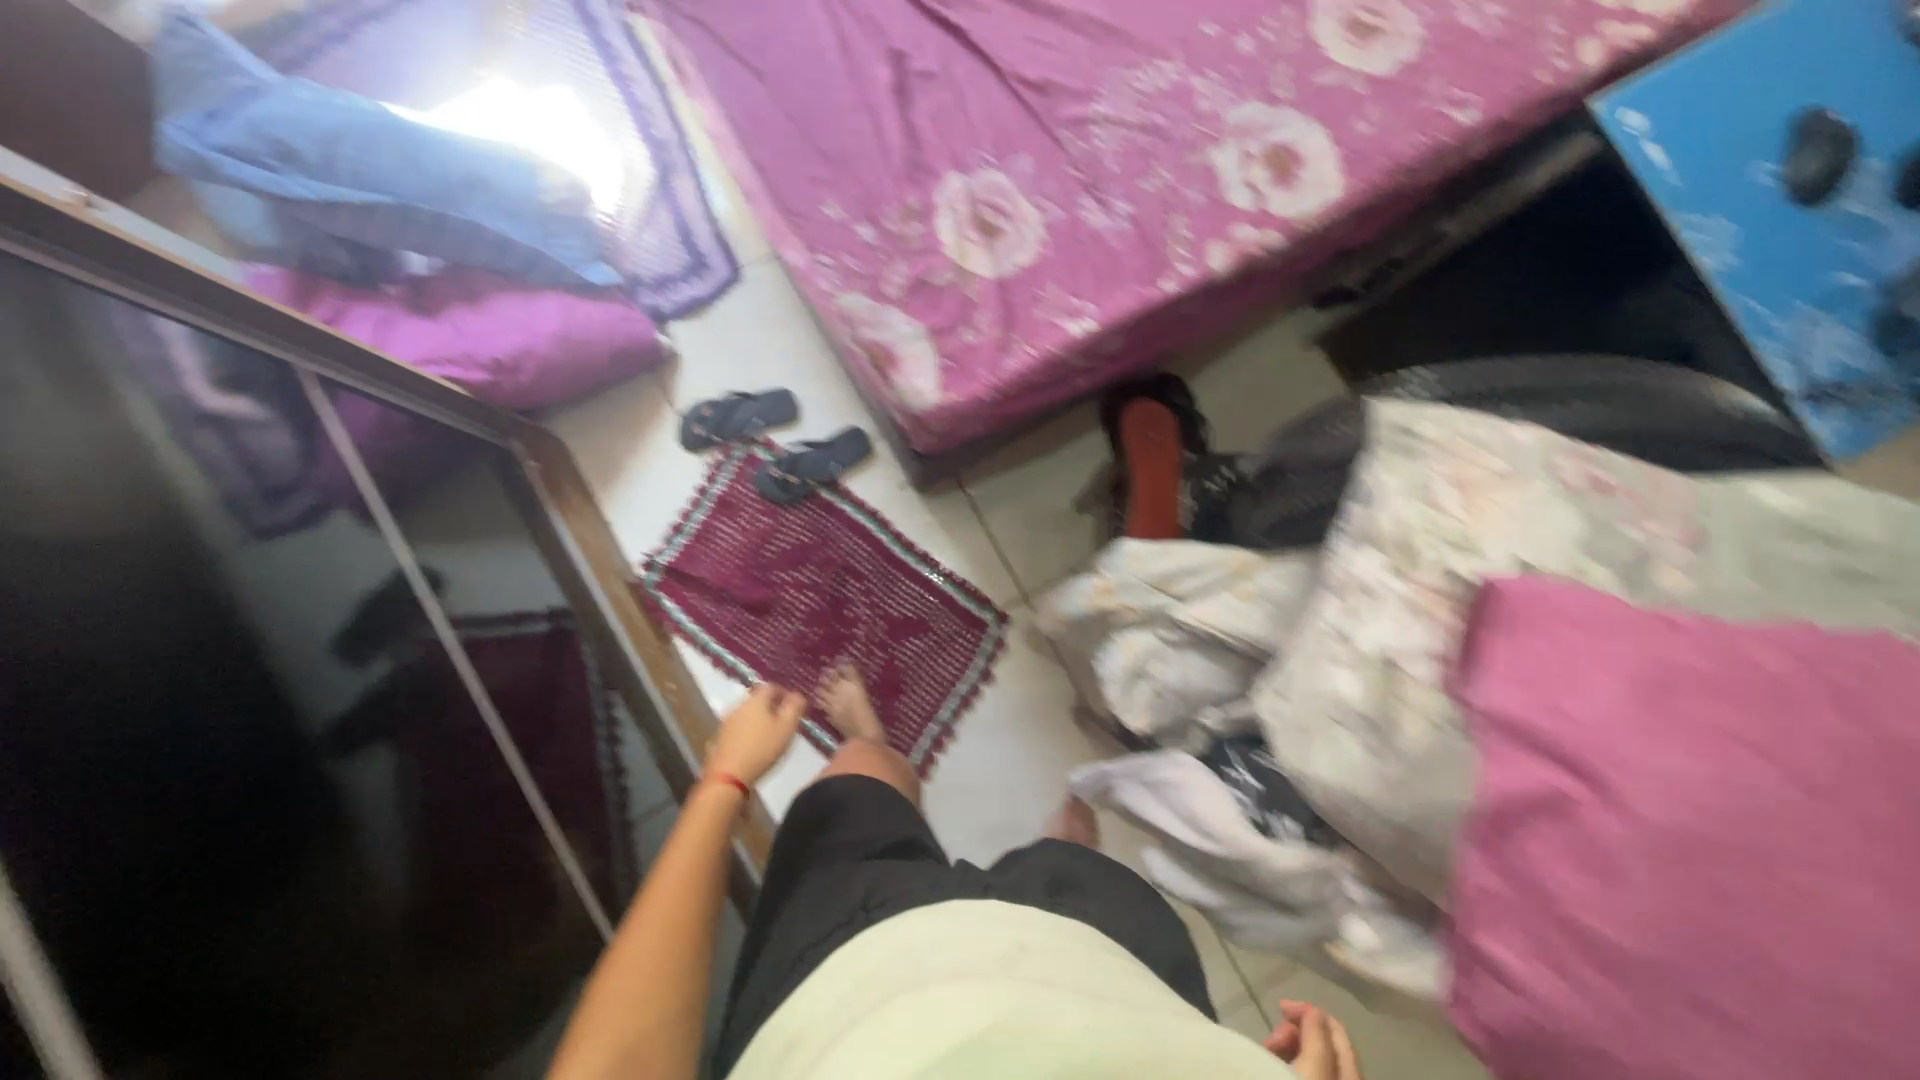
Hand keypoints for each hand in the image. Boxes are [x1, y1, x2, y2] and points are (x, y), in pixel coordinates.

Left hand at [705, 684, 807, 783]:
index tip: (794, 705)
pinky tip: (755, 744)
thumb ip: (794, 708)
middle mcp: (739, 706)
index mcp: (756, 700)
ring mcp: (727, 721)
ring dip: (760, 719)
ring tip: (771, 733)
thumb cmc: (762, 749)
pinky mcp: (721, 737)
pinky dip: (749, 731)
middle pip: (758, 699)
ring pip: (748, 713)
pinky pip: (740, 727)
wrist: (728, 776)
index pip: (772, 687)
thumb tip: (798, 695)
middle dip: (772, 706)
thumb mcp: (786, 728)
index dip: (785, 693)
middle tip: (785, 719)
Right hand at [1263, 1000, 1360, 1079]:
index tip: (1281, 1007)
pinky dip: (1284, 1058)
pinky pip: (1299, 1066)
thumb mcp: (1312, 1071)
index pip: (1337, 1030)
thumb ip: (1317, 1040)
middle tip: (1273, 1038)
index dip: (1311, 1012)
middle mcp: (1342, 1076)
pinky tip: (1270, 1057)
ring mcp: (1324, 1079)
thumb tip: (1314, 1010)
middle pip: (1321, 1041)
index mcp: (1351, 1072)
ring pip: (1307, 1053)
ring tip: (1268, 1048)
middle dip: (1295, 1030)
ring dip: (1286, 1044)